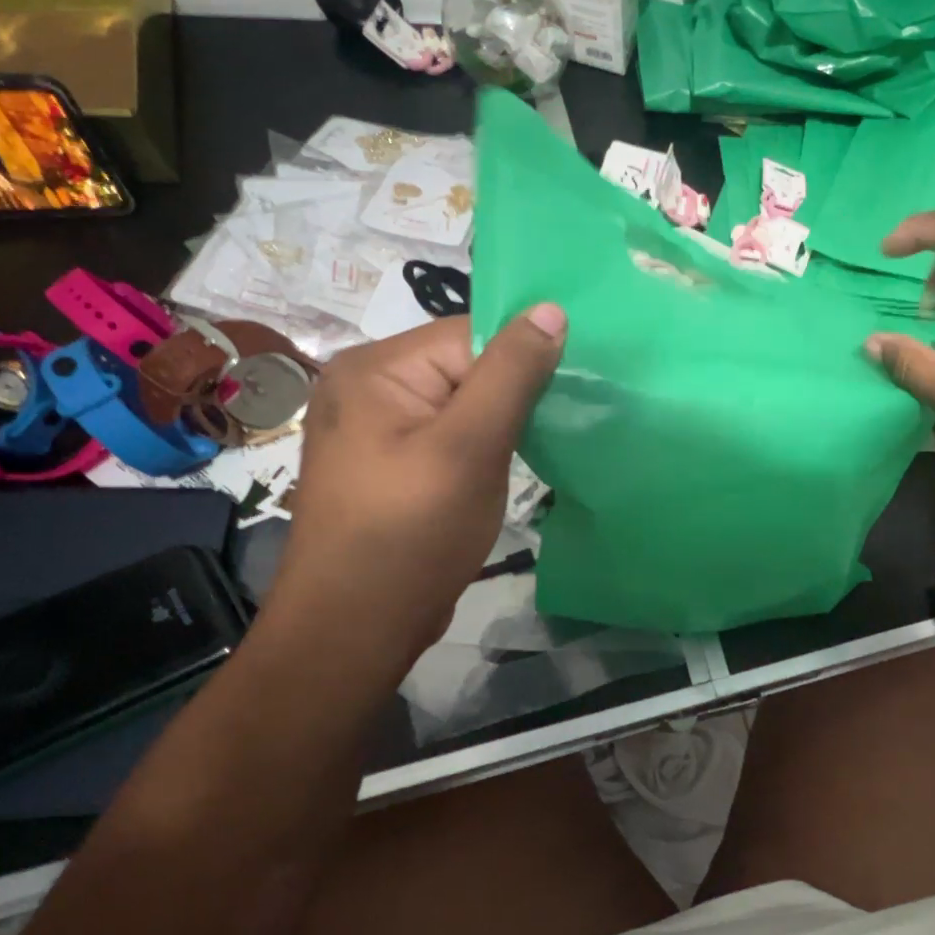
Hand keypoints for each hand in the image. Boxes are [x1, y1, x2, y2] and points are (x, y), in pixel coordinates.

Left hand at [271, 306, 566, 651]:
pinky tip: (511, 468)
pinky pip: (450, 437)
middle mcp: (369, 388)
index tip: (577, 391)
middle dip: (518, 393)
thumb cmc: (412, 532)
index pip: (472, 335)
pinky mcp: (393, 468)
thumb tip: (551, 309)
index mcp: (376, 369)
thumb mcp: (470, 447)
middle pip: (467, 367)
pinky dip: (486, 447)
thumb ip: (512, 375)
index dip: (527, 359)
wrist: (357, 624)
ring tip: (546, 447)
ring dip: (506, 424)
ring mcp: (378, 431)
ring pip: (463, 405)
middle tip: (568, 423)